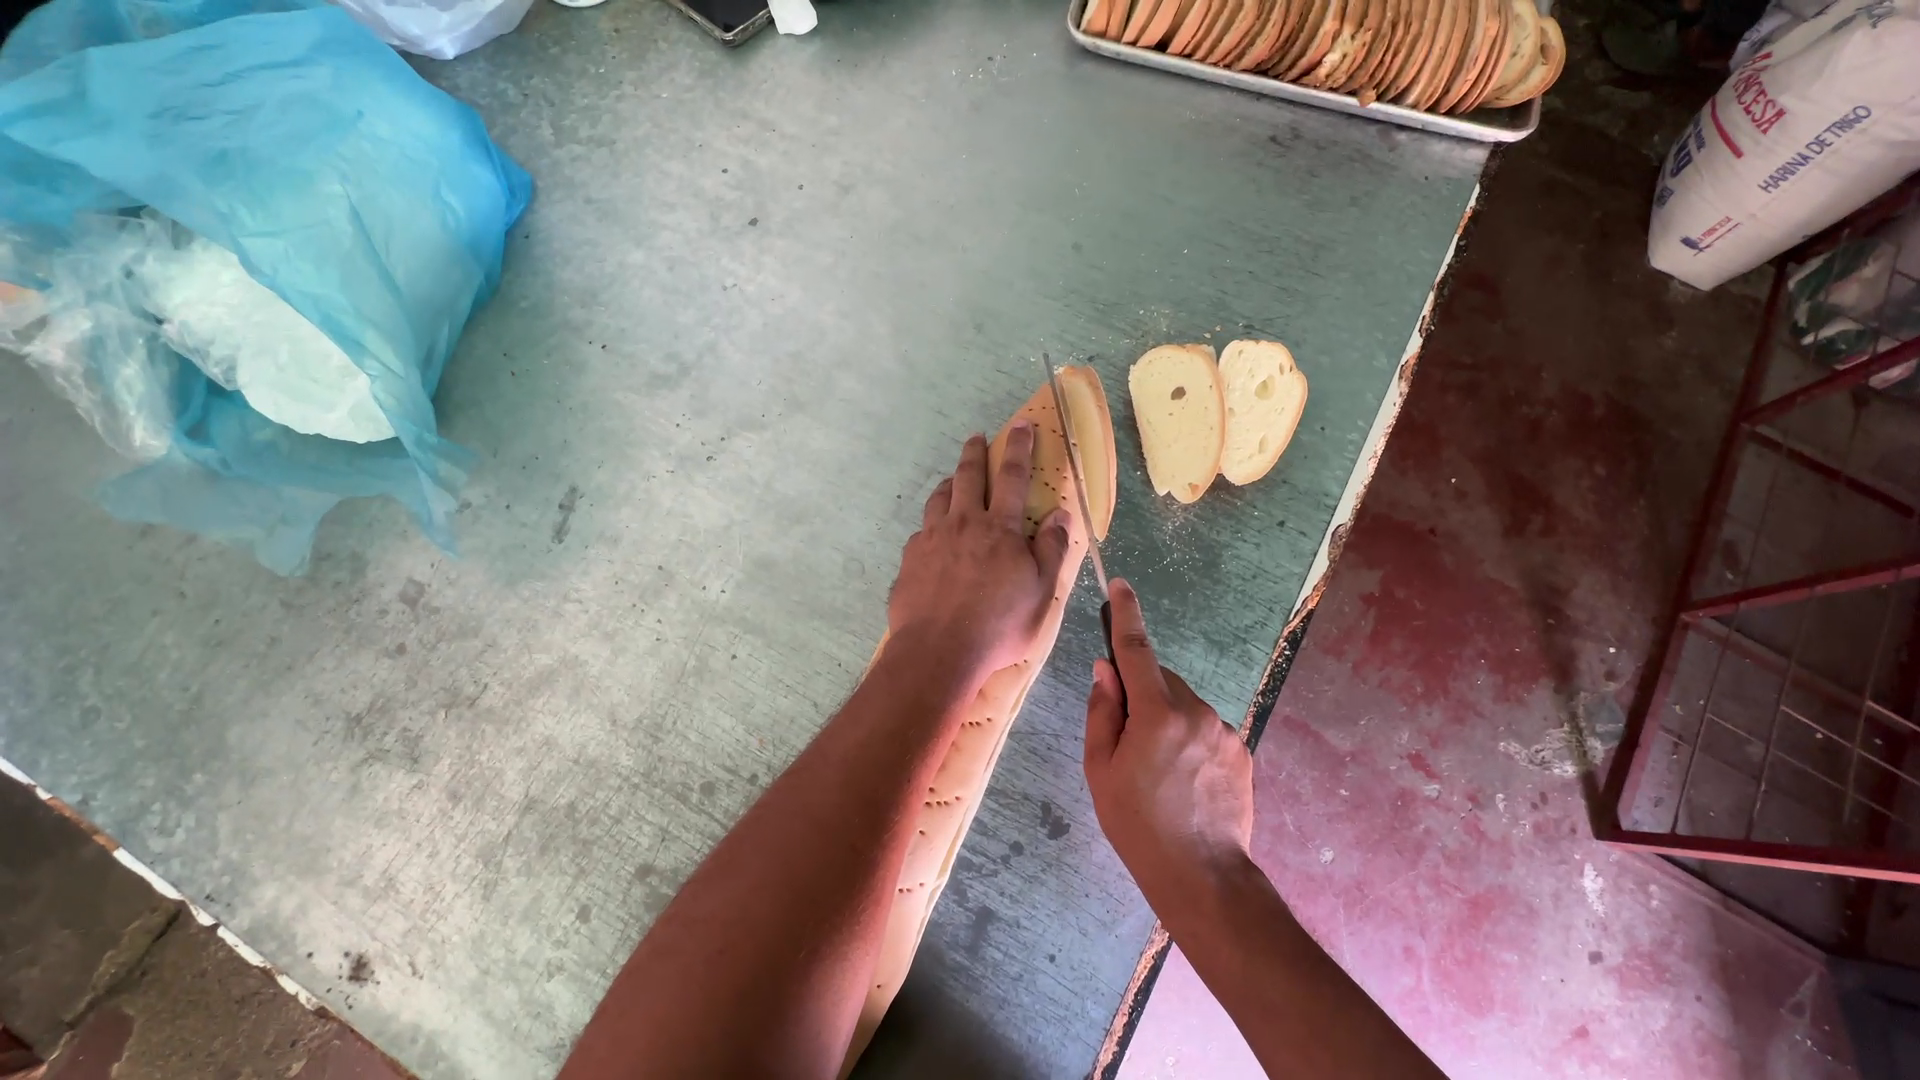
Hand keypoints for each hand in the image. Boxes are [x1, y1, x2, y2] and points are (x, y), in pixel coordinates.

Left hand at [887, 423, 1072, 677]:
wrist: (938, 652)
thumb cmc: (998, 625)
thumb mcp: (1040, 592)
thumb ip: (1051, 550)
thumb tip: (1061, 515)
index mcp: (999, 528)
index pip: (1012, 477)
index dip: (1019, 448)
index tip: (1021, 426)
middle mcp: (963, 523)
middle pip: (968, 476)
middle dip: (975, 453)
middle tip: (976, 438)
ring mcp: (931, 539)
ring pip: (939, 498)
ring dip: (948, 483)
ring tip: (952, 479)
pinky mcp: (910, 559)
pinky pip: (922, 531)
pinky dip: (932, 524)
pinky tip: (933, 535)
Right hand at [1084, 579, 1254, 903]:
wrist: (1203, 875)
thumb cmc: (1137, 825)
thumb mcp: (1100, 770)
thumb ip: (1102, 712)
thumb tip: (1105, 670)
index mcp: (1157, 714)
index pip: (1136, 650)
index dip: (1125, 615)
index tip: (1120, 585)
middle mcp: (1196, 711)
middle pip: (1162, 681)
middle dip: (1144, 695)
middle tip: (1129, 742)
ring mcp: (1225, 731)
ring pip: (1185, 706)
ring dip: (1167, 720)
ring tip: (1160, 771)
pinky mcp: (1242, 750)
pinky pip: (1206, 728)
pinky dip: (1190, 739)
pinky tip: (1185, 780)